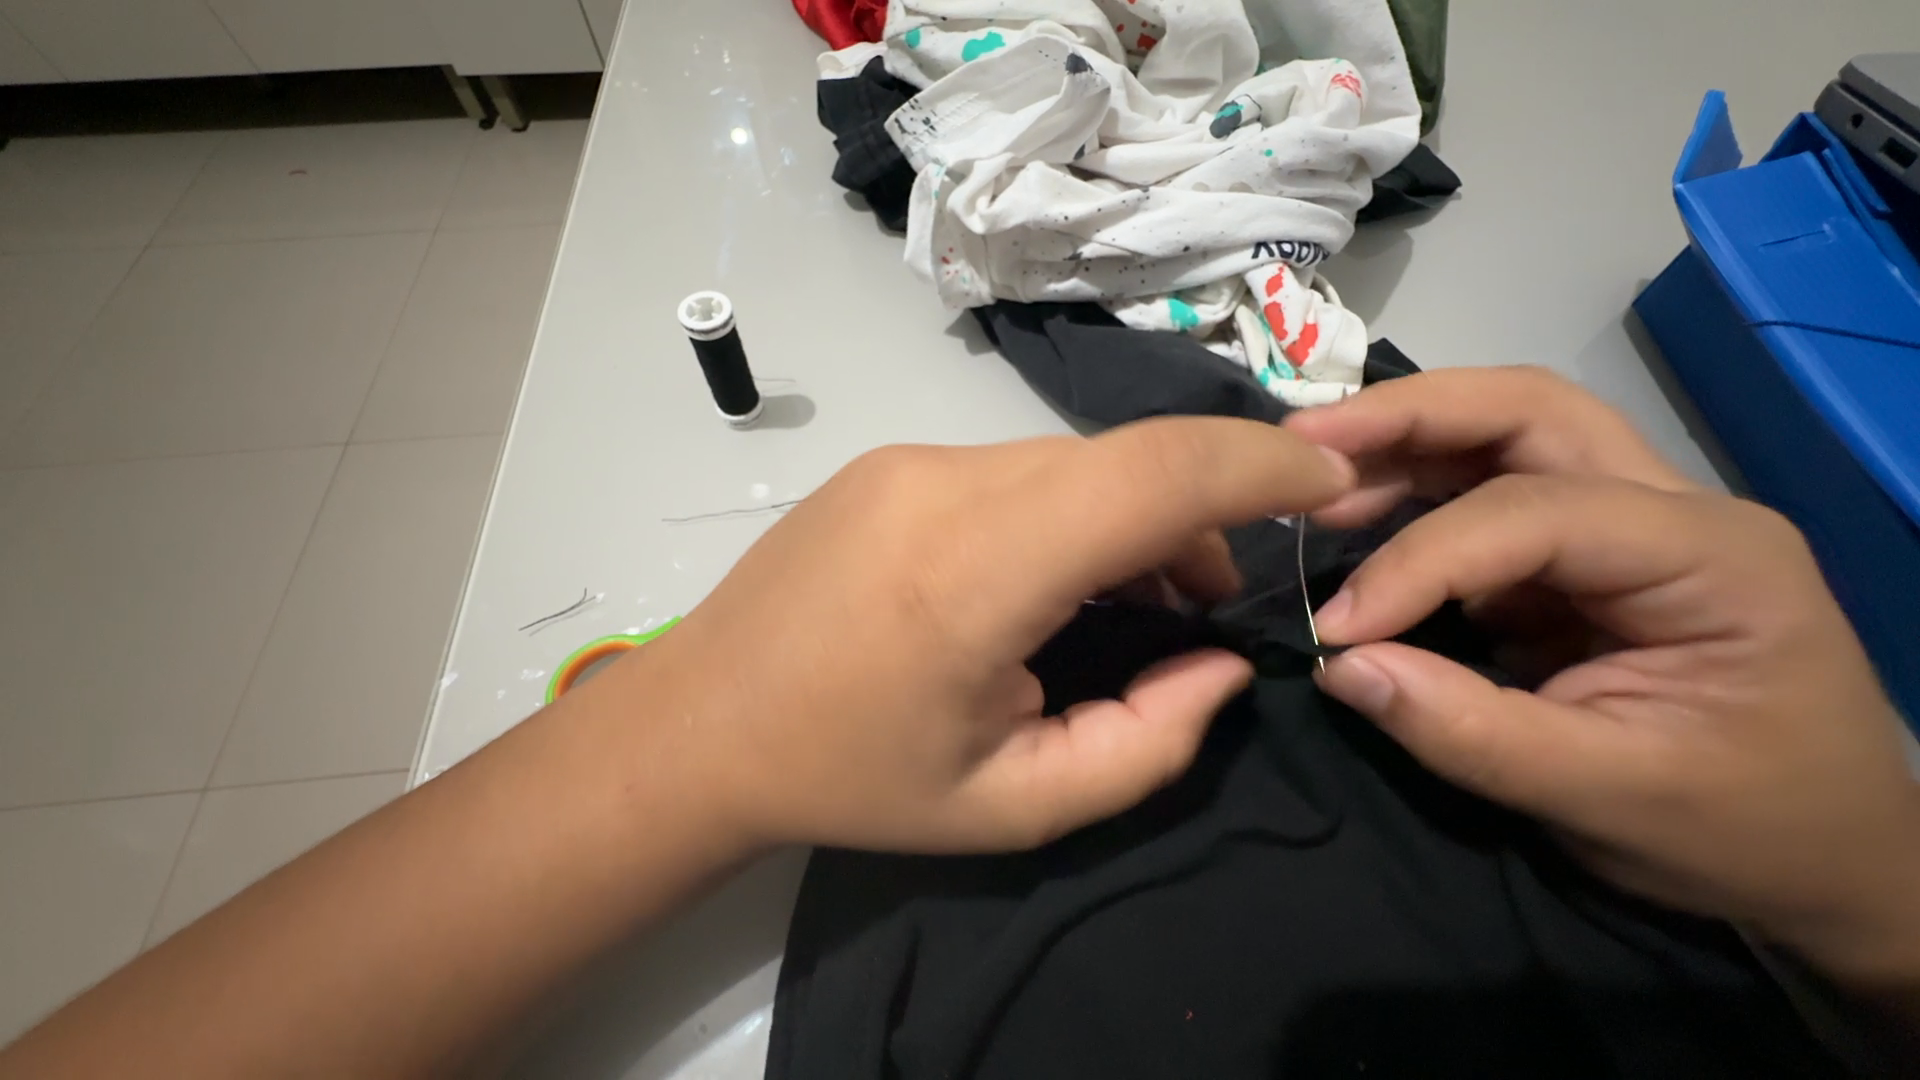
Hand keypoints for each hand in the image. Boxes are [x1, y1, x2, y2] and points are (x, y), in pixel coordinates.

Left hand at [614, 419, 1353, 854]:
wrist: (698, 724)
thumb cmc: (852, 777)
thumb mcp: (1014, 804)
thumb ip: (1146, 743)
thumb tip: (1222, 663)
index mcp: (977, 569)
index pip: (1153, 474)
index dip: (1261, 467)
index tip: (1331, 486)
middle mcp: (946, 483)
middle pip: (1123, 461)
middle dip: (1205, 512)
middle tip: (1219, 598)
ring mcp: (910, 460)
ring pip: (1073, 463)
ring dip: (1134, 515)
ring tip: (1146, 596)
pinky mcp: (891, 462)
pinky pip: (1019, 470)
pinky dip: (1075, 509)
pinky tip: (1064, 574)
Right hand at [1284, 367, 1919, 987]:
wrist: (1820, 857)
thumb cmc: (1739, 829)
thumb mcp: (1607, 798)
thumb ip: (1468, 731)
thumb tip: (1339, 664)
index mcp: (1708, 556)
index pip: (1533, 513)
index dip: (1416, 562)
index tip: (1334, 628)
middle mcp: (1669, 507)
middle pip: (1527, 410)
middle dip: (1405, 416)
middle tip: (1301, 444)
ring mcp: (1623, 518)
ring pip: (1503, 429)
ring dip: (1400, 440)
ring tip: (1315, 477)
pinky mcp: (1575, 550)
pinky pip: (1482, 488)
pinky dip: (1408, 486)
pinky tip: (1353, 512)